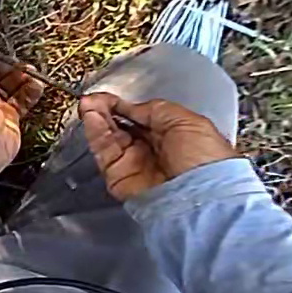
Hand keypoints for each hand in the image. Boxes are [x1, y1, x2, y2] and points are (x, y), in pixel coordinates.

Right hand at [79, 93, 236, 200]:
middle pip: (119, 126)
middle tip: (92, 99)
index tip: (107, 96)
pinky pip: (103, 152)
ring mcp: (132, 164)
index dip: (122, 105)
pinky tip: (91, 118)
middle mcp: (149, 151)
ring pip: (107, 138)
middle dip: (105, 110)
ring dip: (96, 119)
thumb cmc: (204, 159)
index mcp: (170, 136)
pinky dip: (95, 134)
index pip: (138, 117)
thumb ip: (153, 109)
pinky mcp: (117, 177)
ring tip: (87, 105)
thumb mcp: (184, 120)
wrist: (198, 195)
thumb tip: (130, 106)